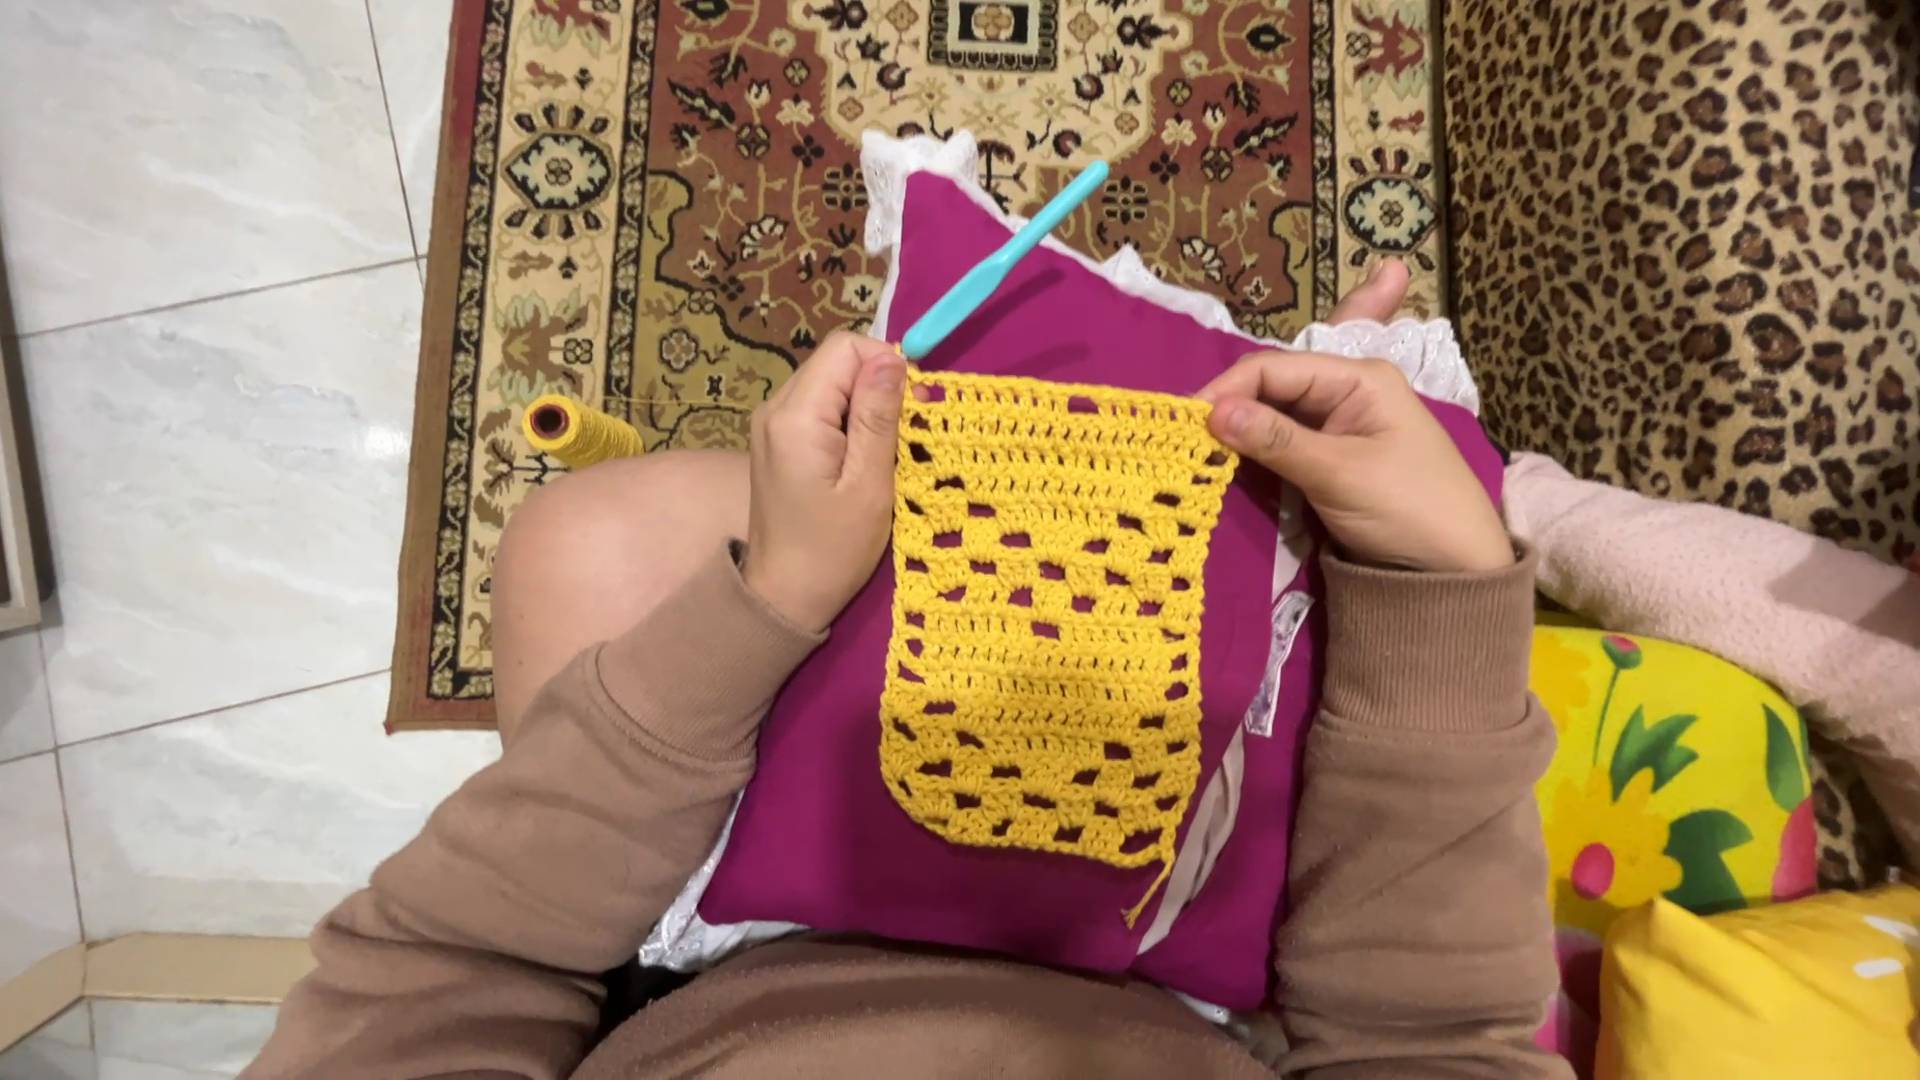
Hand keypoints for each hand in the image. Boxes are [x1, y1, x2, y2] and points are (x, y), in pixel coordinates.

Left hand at [742, 332, 906, 630]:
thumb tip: (894, 358)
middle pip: (836, 362)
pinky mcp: (778, 441)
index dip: (886, 365)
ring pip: (831, 384)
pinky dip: (849, 422)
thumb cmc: (833, 549)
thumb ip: (878, 417)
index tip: (912, 409)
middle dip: (878, 387)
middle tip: (906, 435)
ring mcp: (773, 424)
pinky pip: (820, 408)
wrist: (784, 596)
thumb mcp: (869, 485)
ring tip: (886, 451)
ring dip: (866, 406)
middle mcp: (775, 408)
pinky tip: (862, 459)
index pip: (846, 347)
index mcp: (795, 415)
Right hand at [1196, 267, 1510, 573]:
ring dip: (1234, 430)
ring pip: (1267, 415)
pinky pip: (1274, 443)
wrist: (1452, 569)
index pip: (1274, 368)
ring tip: (1193, 449)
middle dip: (1227, 407)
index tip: (1186, 421)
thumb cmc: (1409, 509)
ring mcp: (1331, 425)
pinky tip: (1222, 461)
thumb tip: (1212, 413)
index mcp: (1357, 379)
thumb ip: (1275, 440)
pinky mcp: (1321, 457)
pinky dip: (1249, 451)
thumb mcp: (1340, 473)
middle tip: (1184, 438)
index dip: (1227, 389)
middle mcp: (1341, 392)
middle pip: (1267, 387)